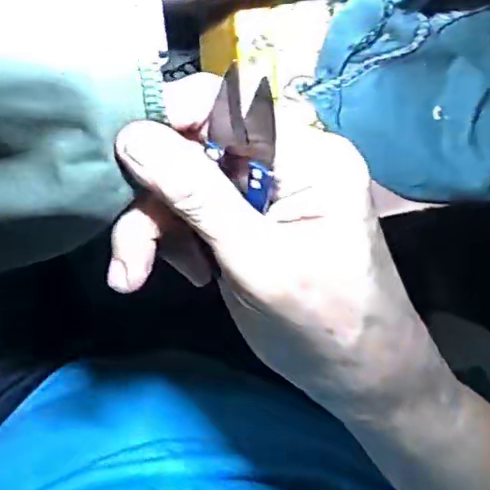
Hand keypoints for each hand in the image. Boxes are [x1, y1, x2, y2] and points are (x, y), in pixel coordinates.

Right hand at [109, 83, 455, 422]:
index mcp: (305, 155)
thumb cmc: (327, 328)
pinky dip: (158, 237)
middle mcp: (276, 157)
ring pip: (170, 178)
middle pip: (184, 145)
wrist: (363, 387)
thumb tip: (129, 135)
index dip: (168, 118)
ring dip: (146, 226)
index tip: (126, 157)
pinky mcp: (231, 210)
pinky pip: (175, 204)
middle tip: (132, 250)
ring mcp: (251, 184)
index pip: (223, 102)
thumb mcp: (256, 260)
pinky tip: (159, 269)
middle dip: (150, 198)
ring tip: (133, 271)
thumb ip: (194, 194)